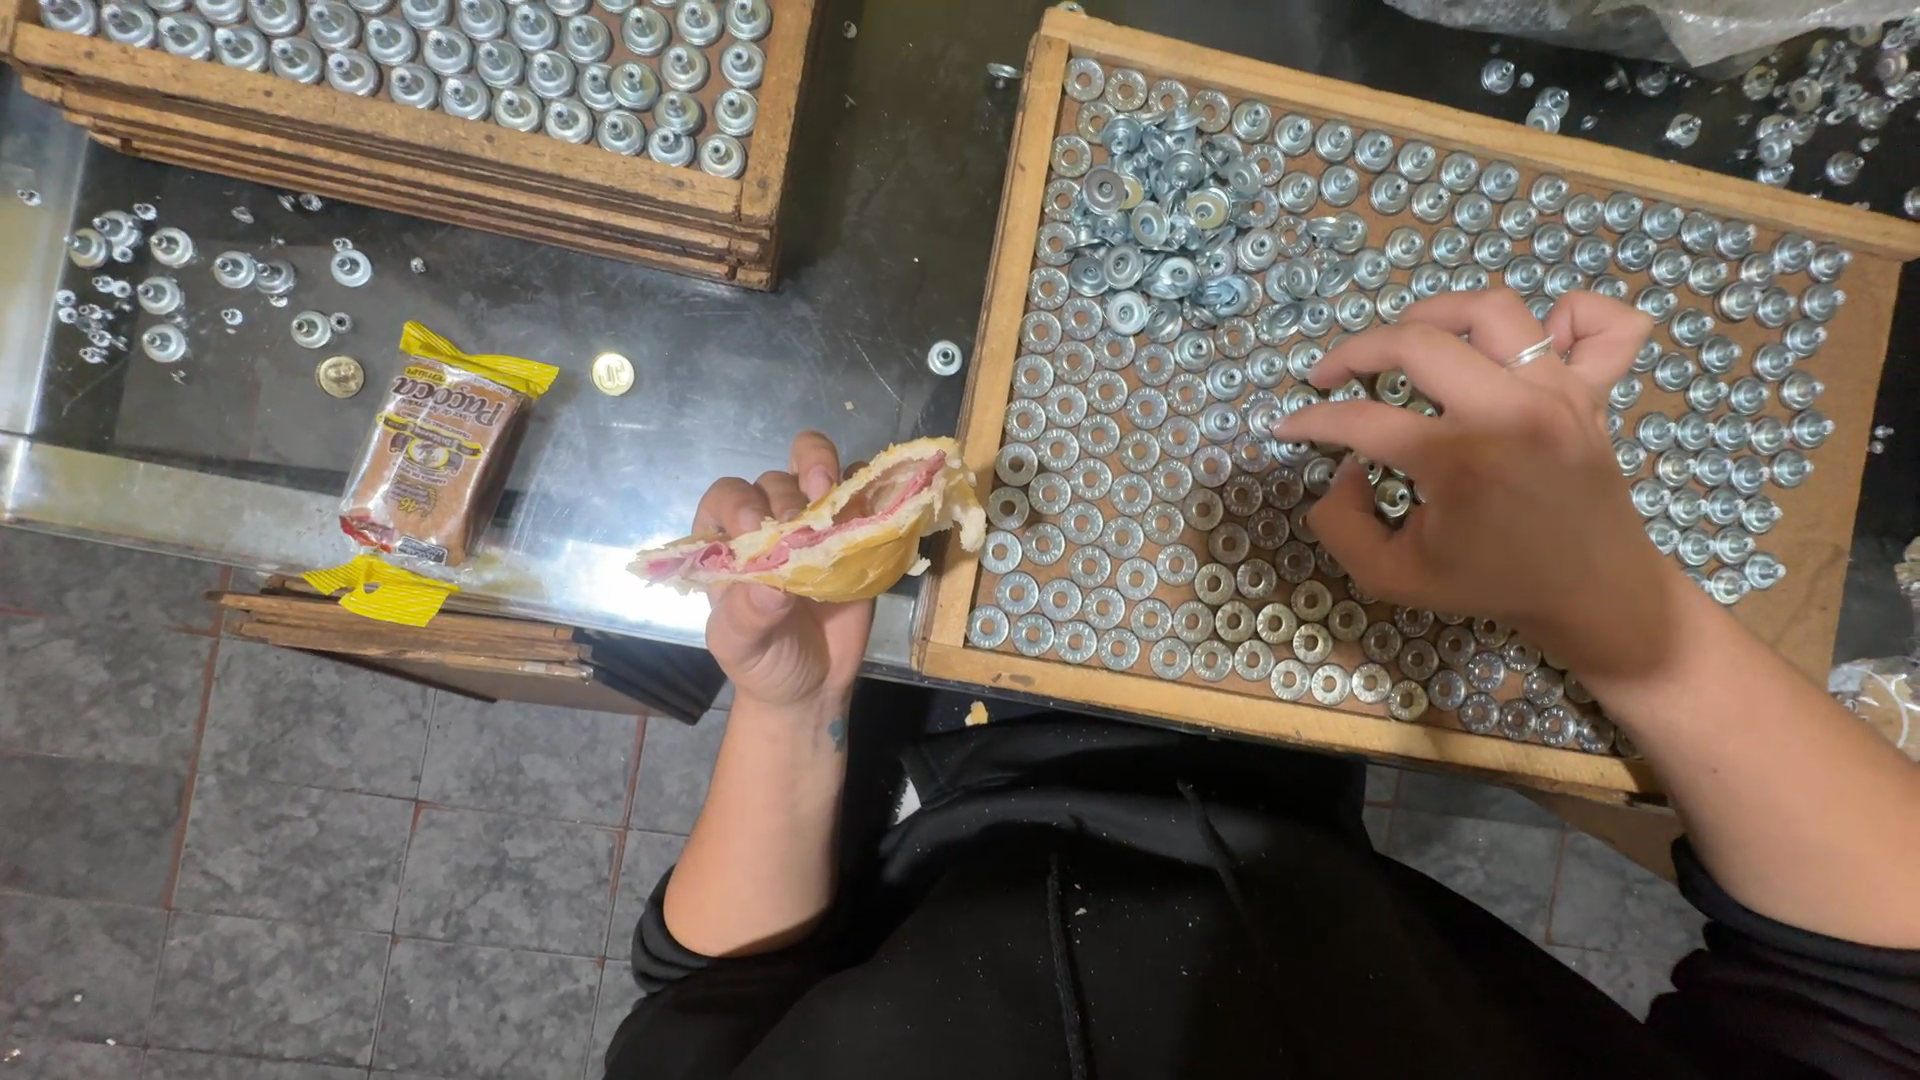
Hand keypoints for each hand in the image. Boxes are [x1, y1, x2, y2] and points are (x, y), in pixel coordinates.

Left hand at [692, 432, 873, 709]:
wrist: (812, 685)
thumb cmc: (763, 660)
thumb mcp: (741, 644)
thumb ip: (748, 614)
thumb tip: (772, 581)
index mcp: (728, 542)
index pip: (727, 498)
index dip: (740, 503)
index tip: (754, 527)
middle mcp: (769, 522)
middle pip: (775, 480)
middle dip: (787, 493)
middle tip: (800, 520)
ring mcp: (815, 523)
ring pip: (815, 468)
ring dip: (823, 468)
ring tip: (831, 493)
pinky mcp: (855, 532)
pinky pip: (861, 493)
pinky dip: (867, 488)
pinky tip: (869, 505)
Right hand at [1275, 288, 1682, 679]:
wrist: (1594, 595)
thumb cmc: (1487, 583)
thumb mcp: (1388, 575)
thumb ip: (1340, 523)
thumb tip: (1345, 468)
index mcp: (1458, 458)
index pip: (1360, 419)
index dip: (1310, 420)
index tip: (1288, 427)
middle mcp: (1509, 410)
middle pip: (1417, 341)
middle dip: (1354, 351)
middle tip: (1328, 375)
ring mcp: (1560, 393)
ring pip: (1494, 310)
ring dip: (1435, 312)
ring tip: (1405, 338)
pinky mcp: (1596, 392)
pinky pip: (1606, 324)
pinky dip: (1569, 314)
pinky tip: (1530, 338)